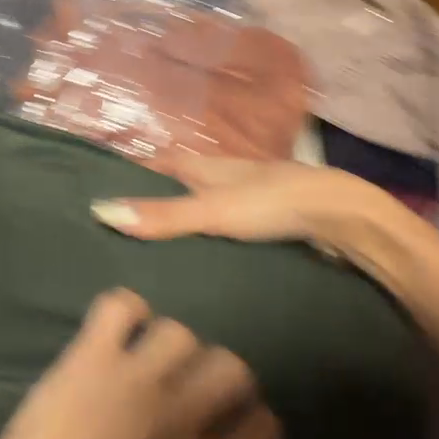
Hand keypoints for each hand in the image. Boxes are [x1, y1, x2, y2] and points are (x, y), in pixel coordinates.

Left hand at [0, 288, 281, 438]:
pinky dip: (123, 308)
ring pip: (179, 332)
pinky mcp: (91, 355)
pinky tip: (115, 326)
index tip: (235, 420)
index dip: (254, 420)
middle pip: (232, 368)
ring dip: (168, 343)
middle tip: (191, 382)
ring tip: (150, 355)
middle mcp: (182, 420)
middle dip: (217, 370)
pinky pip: (121, 305)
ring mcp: (136, 380)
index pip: (265, 430)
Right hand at [89, 154, 416, 271]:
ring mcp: (243, 203)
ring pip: (198, 214)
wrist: (345, 219)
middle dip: (148, 210)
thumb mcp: (211, 211)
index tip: (93, 200)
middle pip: (173, 191)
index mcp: (200, 166)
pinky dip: (206, 248)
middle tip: (113, 244)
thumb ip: (161, 216)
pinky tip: (196, 273)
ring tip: (146, 266)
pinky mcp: (264, 228)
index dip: (124, 178)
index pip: (150, 166)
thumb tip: (97, 210)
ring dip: (178, 233)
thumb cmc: (272, 203)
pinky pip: (222, 236)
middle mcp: (217, 179)